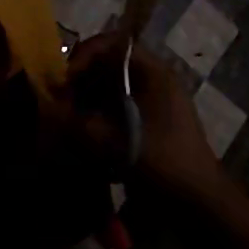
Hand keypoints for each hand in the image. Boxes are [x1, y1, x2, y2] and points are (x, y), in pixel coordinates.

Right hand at [64, 32, 225, 200]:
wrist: (199, 204)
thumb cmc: (161, 166)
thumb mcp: (113, 144)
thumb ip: (76, 124)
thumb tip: (48, 108)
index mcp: (153, 74)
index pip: (112, 44)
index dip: (83, 57)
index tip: (64, 83)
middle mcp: (154, 83)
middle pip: (108, 69)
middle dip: (80, 86)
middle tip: (61, 110)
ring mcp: (154, 107)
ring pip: (111, 95)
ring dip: (87, 109)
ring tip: (69, 131)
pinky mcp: (151, 130)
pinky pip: (118, 117)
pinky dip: (99, 127)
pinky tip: (87, 149)